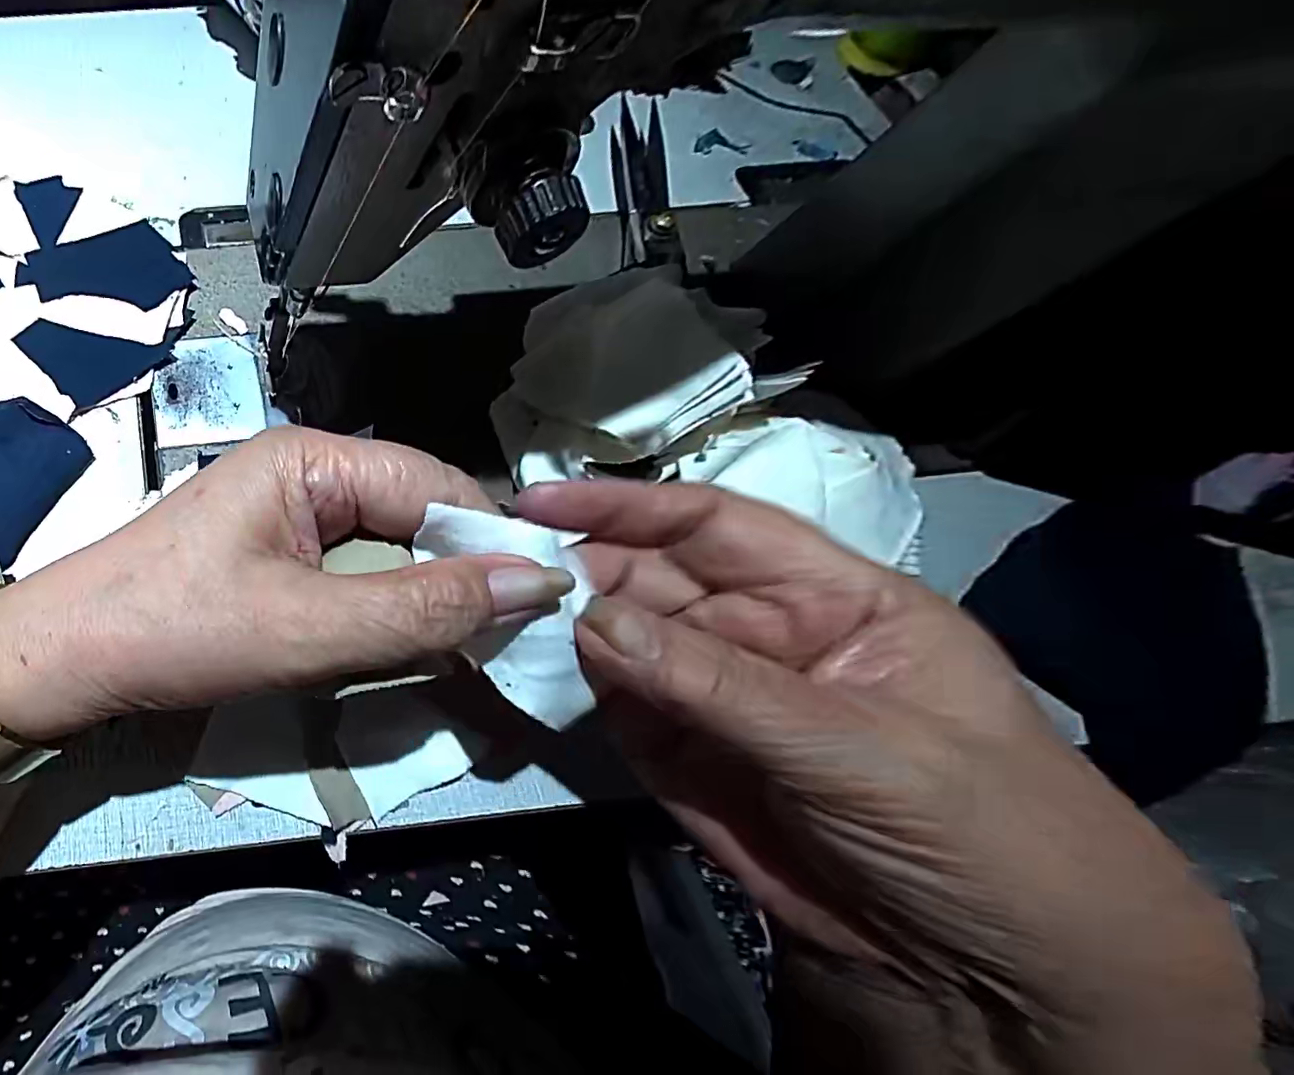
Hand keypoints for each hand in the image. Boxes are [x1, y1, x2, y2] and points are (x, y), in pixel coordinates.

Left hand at [0, 427, 572, 738]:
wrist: (67, 660)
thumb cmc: (177, 633)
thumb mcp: (309, 629)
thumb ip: (421, 610)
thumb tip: (530, 585)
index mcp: (313, 458)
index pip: (433, 485)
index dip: (490, 541)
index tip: (540, 599)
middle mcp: (309, 470)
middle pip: (415, 512)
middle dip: (462, 571)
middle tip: (510, 634)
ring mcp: (293, 512)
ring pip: (392, 545)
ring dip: (429, 593)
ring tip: (472, 643)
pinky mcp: (281, 551)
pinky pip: (359, 570)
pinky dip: (391, 605)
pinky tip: (412, 639)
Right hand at [515, 479, 1259, 1071]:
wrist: (989, 988)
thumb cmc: (983, 837)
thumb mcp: (860, 749)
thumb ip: (719, 685)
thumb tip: (590, 619)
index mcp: (821, 595)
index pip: (711, 524)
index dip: (626, 505)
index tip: (542, 500)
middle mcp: (750, 628)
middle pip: (646, 575)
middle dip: (579, 566)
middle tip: (502, 570)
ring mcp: (701, 689)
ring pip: (614, 635)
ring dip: (559, 623)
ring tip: (500, 613)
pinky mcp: (667, 745)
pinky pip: (605, 699)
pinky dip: (564, 684)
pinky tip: (523, 666)